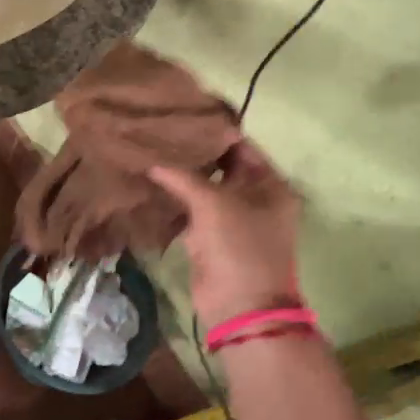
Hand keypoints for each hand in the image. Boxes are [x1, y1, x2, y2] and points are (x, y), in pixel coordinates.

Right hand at [149, 142, 302, 329]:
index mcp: (270, 185)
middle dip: (192, 151)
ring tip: (148, 149)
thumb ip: (181, 175)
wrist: (240, 305)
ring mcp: (231, 217)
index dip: (214, 130)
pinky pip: (189, 208)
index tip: (182, 114)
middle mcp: (254, 197)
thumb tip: (149, 158)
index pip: (241, 146)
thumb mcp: (213, 203)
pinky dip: (173, 196)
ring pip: (203, 186)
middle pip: (221, 165)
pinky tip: (148, 179)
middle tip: (158, 129)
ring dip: (179, 173)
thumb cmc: (239, 246)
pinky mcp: (210, 235)